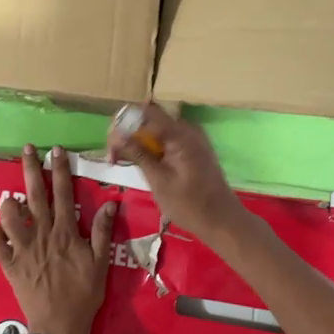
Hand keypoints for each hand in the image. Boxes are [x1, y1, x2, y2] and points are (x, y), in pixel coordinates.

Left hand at [0, 145, 114, 333]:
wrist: (60, 327)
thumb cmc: (84, 296)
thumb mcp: (101, 264)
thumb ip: (102, 232)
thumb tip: (111, 203)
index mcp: (65, 233)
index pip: (63, 193)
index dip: (59, 170)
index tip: (56, 150)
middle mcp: (43, 235)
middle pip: (35, 196)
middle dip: (31, 170)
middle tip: (27, 149)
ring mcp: (24, 250)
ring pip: (10, 217)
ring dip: (8, 204)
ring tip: (10, 198)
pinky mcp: (10, 266)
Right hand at [106, 104, 245, 237]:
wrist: (222, 220)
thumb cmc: (190, 205)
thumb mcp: (159, 180)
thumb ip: (138, 154)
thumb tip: (116, 134)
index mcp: (180, 134)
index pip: (145, 112)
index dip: (124, 122)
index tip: (111, 144)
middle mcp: (188, 129)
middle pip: (151, 119)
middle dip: (129, 133)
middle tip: (114, 156)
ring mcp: (193, 138)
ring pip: (158, 129)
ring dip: (139, 141)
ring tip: (124, 161)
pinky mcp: (194, 148)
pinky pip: (168, 139)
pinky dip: (153, 147)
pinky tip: (143, 163)